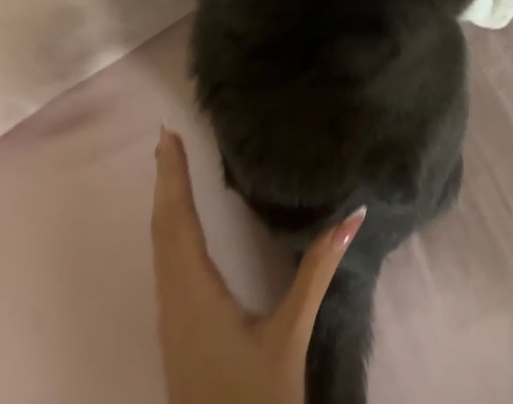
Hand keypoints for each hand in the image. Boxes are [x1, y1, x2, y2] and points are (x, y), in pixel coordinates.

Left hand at [152, 128, 365, 403]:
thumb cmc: (256, 395)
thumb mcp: (291, 333)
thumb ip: (318, 272)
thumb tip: (354, 216)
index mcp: (195, 293)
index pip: (178, 221)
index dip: (173, 176)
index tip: (168, 135)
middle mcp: (173, 300)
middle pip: (161, 230)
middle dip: (164, 182)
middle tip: (166, 141)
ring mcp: (169, 319)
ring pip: (159, 250)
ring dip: (164, 206)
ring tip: (171, 173)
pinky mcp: (175, 332)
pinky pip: (164, 267)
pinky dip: (168, 233)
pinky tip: (179, 233)